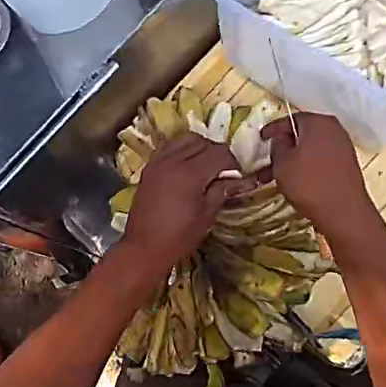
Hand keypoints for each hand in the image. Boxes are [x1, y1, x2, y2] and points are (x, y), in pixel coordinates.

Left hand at [122, 134, 241, 272]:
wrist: (145, 247)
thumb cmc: (179, 236)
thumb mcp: (207, 215)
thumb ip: (222, 191)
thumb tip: (240, 180)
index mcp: (191, 173)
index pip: (220, 153)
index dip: (233, 163)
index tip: (237, 176)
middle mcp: (174, 160)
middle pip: (203, 142)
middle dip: (218, 153)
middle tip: (224, 171)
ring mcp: (159, 162)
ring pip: (185, 139)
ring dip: (199, 147)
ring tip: (205, 165)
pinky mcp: (149, 168)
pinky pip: (168, 147)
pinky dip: (181, 149)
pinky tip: (185, 165)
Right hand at [263, 113, 380, 241]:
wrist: (343, 212)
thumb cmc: (308, 184)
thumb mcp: (282, 163)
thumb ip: (278, 145)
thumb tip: (282, 139)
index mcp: (318, 122)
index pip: (290, 119)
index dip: (273, 129)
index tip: (261, 138)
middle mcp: (334, 129)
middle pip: (303, 133)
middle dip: (284, 146)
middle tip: (269, 159)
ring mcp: (344, 147)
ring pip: (312, 148)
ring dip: (295, 159)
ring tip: (279, 175)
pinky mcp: (348, 164)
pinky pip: (322, 159)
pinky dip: (308, 165)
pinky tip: (298, 180)